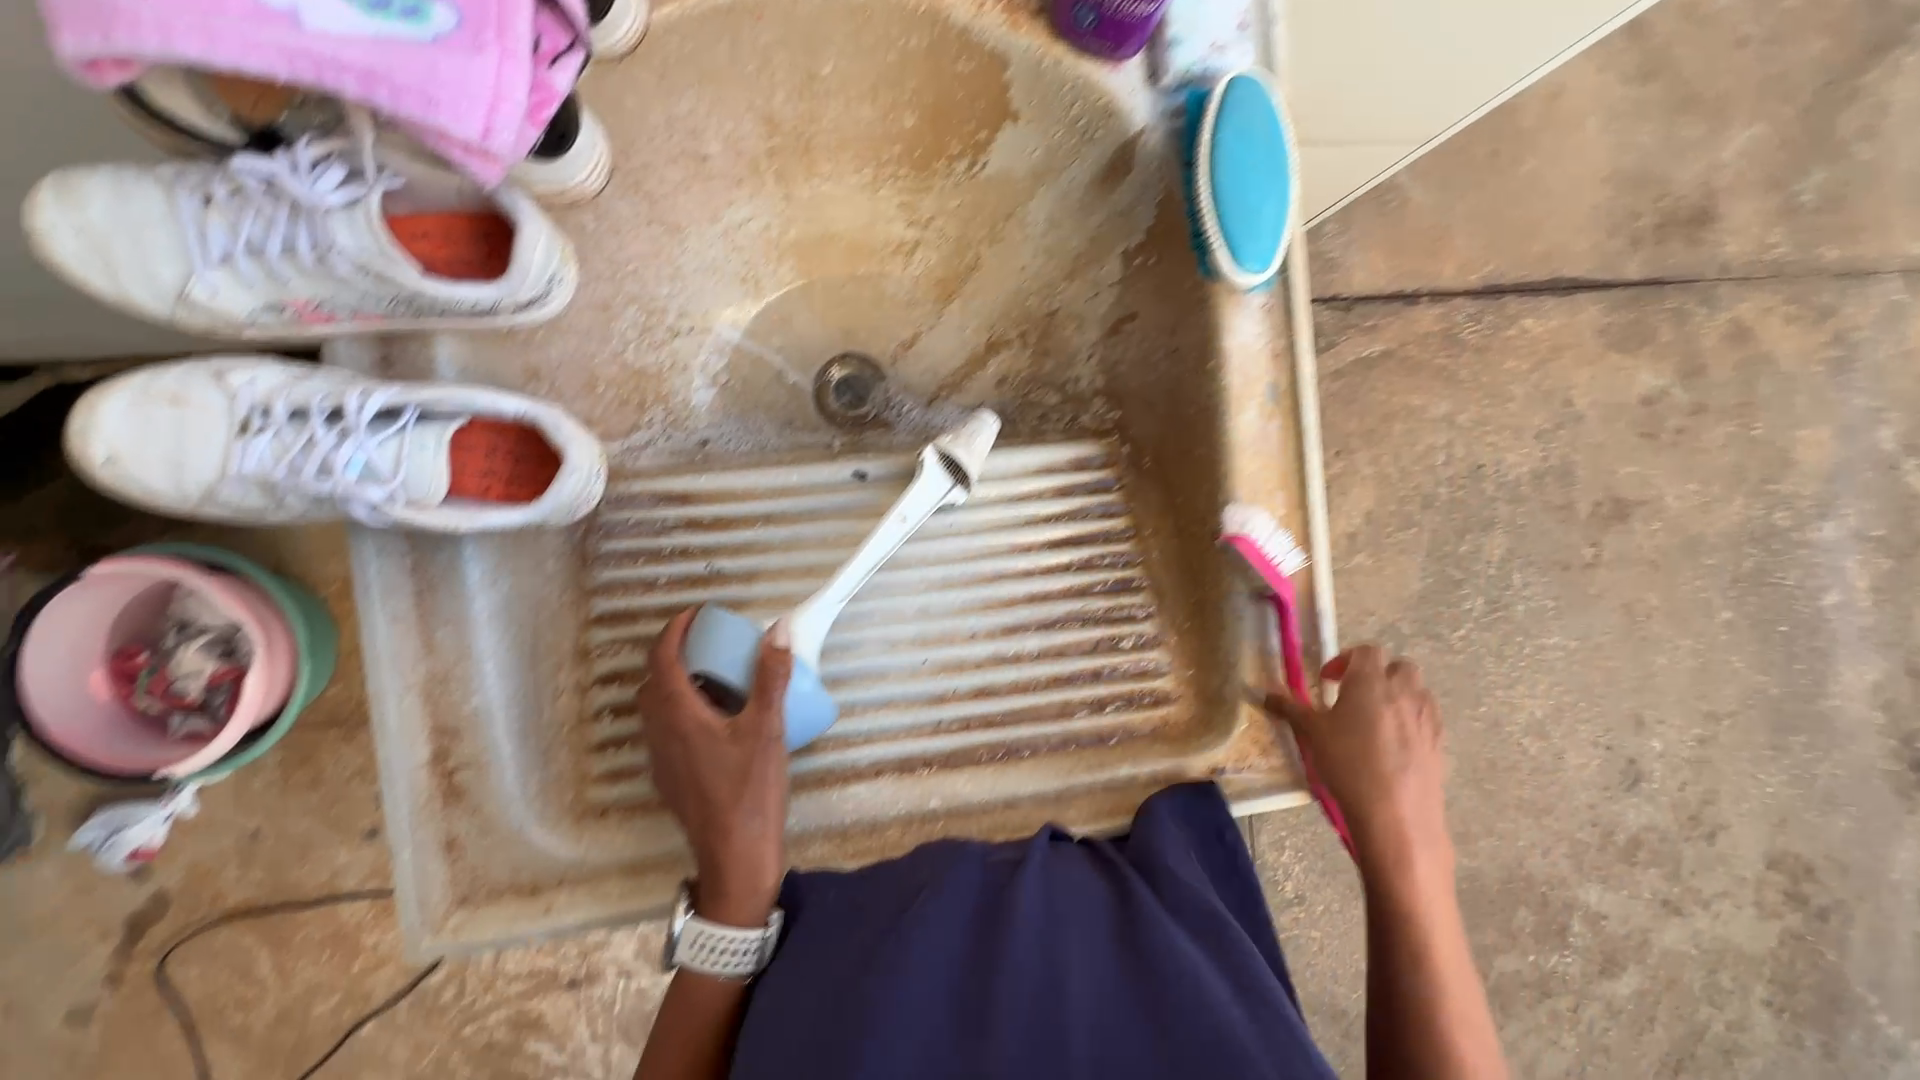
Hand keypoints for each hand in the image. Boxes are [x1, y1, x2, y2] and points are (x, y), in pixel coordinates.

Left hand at [638, 608, 793, 926]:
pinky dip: (684, 712)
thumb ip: (771, 677)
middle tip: (712, 645)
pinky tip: (719, 723)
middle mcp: (660, 732)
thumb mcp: (767, 729)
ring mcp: (661, 758)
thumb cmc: (749, 791)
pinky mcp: (670, 778)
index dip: (675, 630)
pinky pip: (667, 731)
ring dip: (680, 685)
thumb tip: (776, 631)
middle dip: (677, 656)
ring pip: (658, 708)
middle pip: (654, 681)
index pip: (662, 658)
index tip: (698, 615)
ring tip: (719, 680)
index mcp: (677, 714)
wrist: (735, 856)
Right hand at [1262, 645, 1452, 887]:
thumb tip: (1266, 693)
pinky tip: (1392, 745)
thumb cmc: (1348, 765)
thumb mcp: (1312, 734)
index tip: (1327, 681)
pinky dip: (1410, 719)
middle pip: (1397, 665)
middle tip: (1353, 696)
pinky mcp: (1440, 742)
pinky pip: (1427, 717)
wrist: (1397, 814)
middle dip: (1376, 673)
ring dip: (1396, 694)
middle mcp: (1404, 691)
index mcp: (1371, 681)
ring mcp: (1427, 716)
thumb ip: (1290, 709)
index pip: (1366, 651)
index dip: (1345, 659)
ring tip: (1373, 720)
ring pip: (1416, 690)